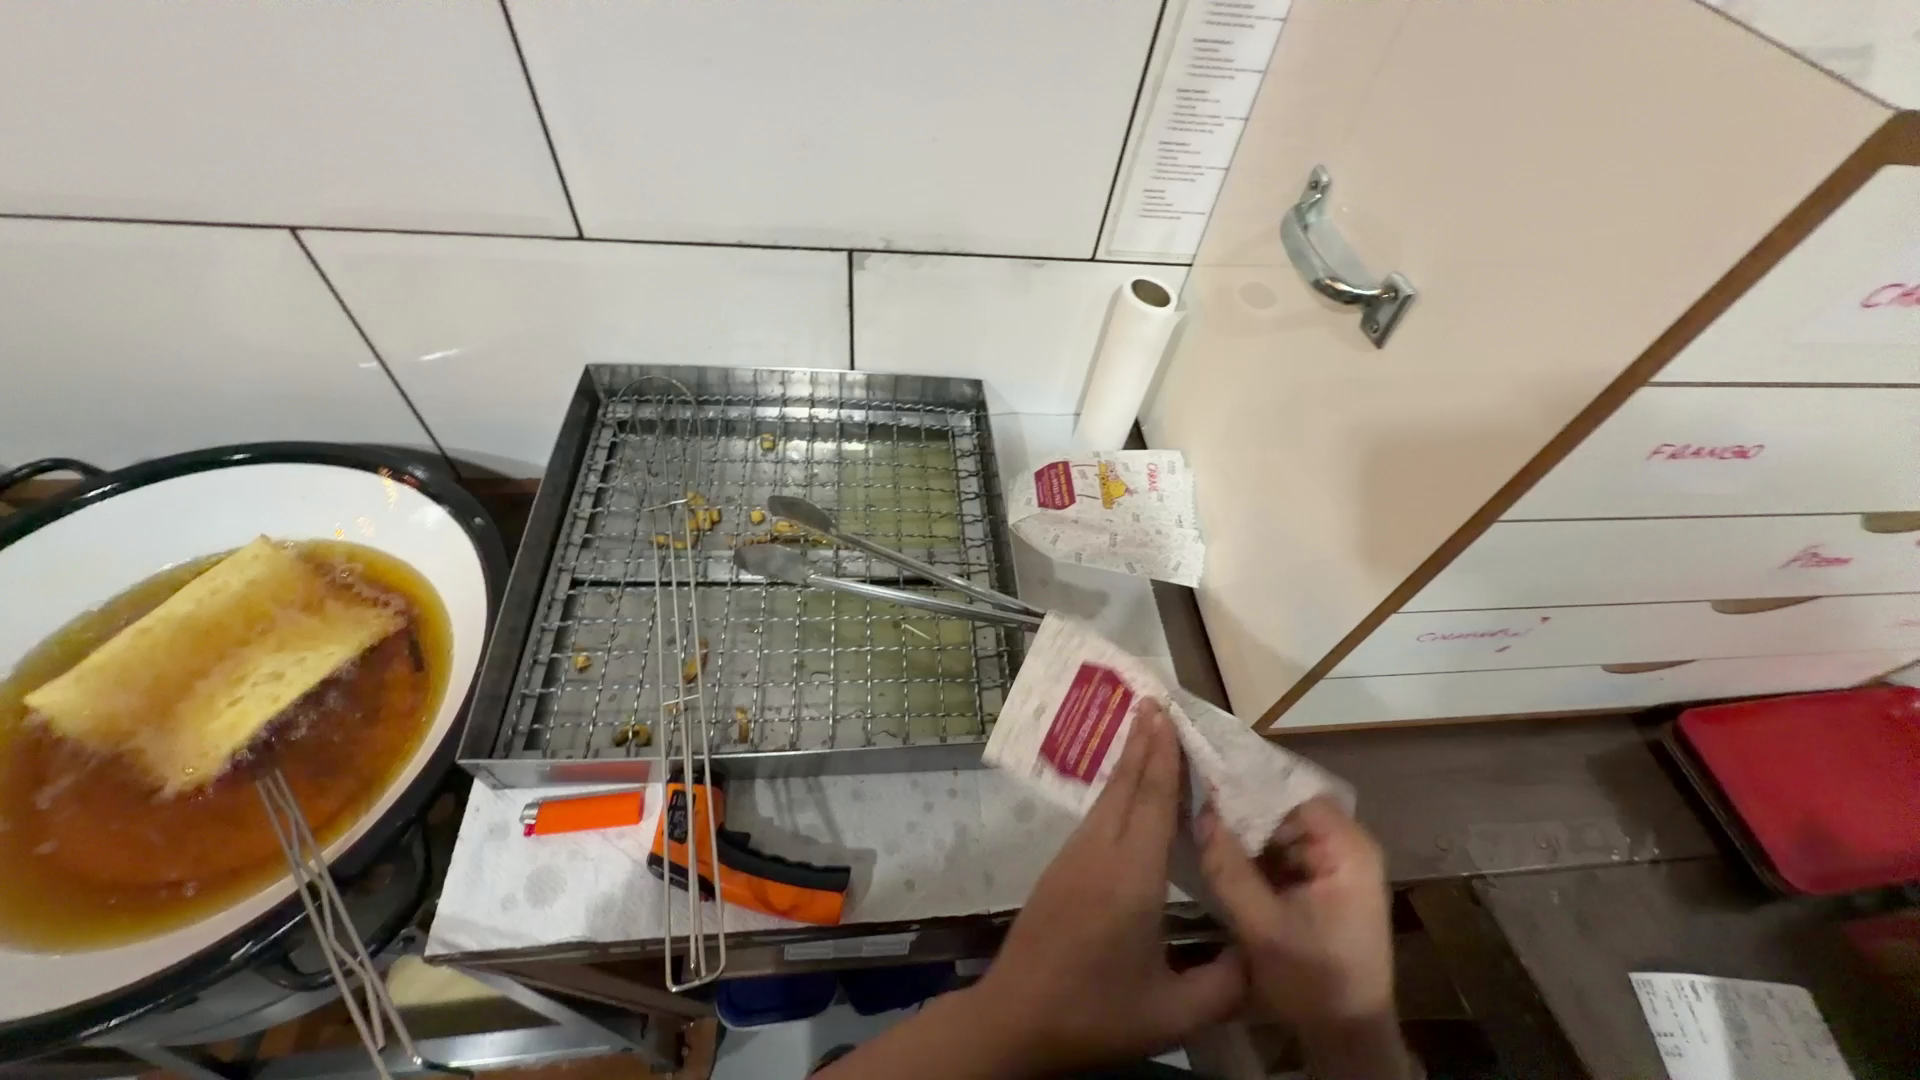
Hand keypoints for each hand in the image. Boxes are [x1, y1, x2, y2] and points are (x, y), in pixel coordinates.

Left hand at [967, 701, 1245, 1074]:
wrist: (1015, 1018)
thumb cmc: (1096, 1014)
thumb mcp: (1173, 1013)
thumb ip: (1226, 983)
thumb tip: (1263, 953)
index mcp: (1129, 877)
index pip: (1150, 801)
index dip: (1161, 755)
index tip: (1165, 712)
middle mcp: (1098, 853)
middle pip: (1124, 786)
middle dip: (1142, 742)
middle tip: (1156, 701)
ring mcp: (1072, 858)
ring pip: (1105, 798)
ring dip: (1128, 762)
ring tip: (1146, 732)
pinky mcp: (1060, 868)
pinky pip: (1095, 816)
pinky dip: (1116, 790)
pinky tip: (1126, 791)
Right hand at [1197, 795, 1411, 1078]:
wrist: (1347, 1038)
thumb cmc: (1315, 982)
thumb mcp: (1263, 927)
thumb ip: (1229, 868)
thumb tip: (1200, 812)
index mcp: (1347, 848)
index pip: (1291, 789)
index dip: (1247, 779)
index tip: (1203, 768)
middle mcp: (1345, 845)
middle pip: (1283, 804)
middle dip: (1239, 802)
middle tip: (1191, 788)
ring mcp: (1332, 862)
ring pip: (1276, 825)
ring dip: (1240, 824)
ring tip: (1196, 809)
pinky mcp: (1317, 880)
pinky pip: (1277, 848)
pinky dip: (1248, 846)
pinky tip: (1214, 841)